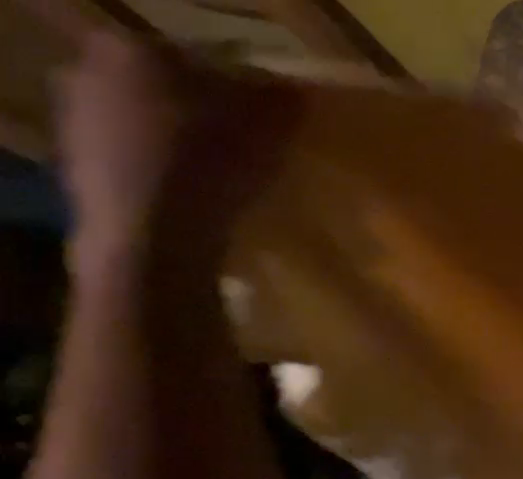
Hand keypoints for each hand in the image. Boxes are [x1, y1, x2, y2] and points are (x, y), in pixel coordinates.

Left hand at [53, 30, 296, 275]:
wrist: (156, 233)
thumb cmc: (212, 164)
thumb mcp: (271, 129)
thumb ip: (283, 102)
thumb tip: (293, 94)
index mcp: (136, 51)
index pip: (197, 60)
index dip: (235, 90)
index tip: (263, 121)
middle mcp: (94, 73)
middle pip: (166, 90)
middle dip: (202, 116)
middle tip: (245, 150)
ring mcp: (80, 121)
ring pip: (148, 126)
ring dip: (182, 148)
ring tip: (224, 183)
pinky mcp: (80, 166)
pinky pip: (134, 162)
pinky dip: (164, 176)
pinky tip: (196, 202)